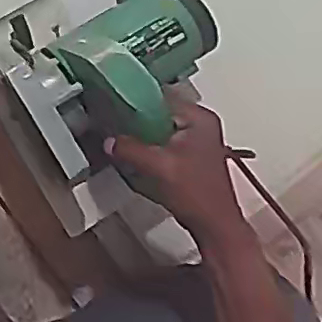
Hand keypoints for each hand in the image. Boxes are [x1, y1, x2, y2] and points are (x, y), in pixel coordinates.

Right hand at [105, 97, 250, 246]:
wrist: (214, 225)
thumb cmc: (195, 194)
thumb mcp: (158, 167)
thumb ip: (130, 149)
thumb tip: (108, 141)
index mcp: (199, 118)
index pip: (161, 95)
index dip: (135, 97)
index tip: (111, 99)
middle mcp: (200, 123)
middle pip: (158, 110)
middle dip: (134, 115)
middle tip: (110, 117)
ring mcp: (195, 138)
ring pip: (158, 125)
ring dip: (139, 130)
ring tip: (116, 132)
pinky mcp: (188, 153)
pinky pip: (161, 138)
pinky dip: (146, 142)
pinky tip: (130, 149)